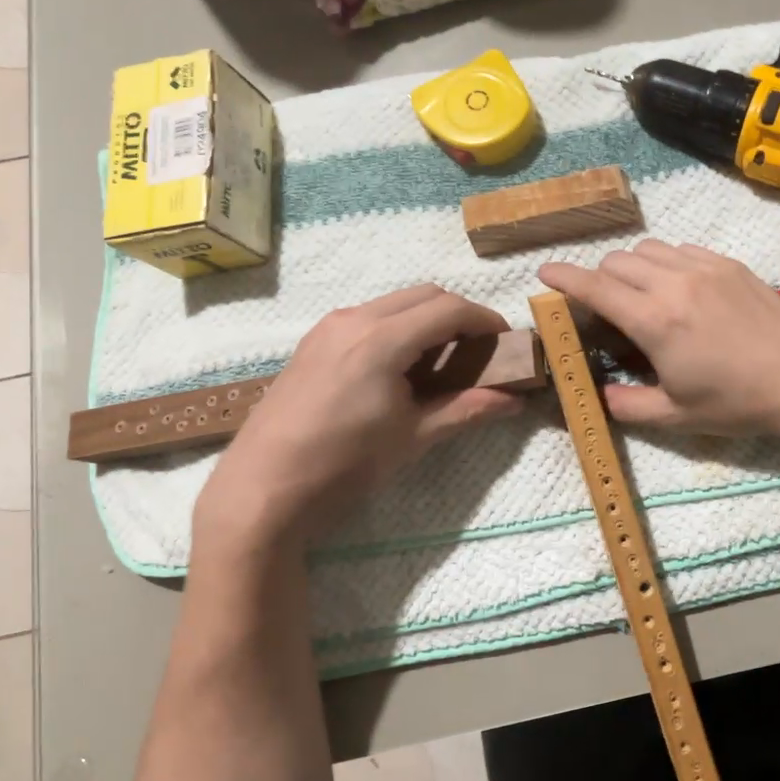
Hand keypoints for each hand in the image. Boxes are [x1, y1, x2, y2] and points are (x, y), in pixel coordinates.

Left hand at [194, 286, 522, 551]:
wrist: (265, 485)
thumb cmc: (345, 462)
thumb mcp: (414, 437)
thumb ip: (467, 410)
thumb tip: (514, 401)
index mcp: (382, 339)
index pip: (449, 309)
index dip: (486, 320)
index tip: (507, 342)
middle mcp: (354, 319)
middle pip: (424, 295)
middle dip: (460, 315)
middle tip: (481, 349)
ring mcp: (329, 327)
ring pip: (394, 303)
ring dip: (428, 319)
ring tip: (446, 359)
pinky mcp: (314, 342)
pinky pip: (369, 317)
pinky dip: (399, 327)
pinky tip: (404, 367)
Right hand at [539, 241, 779, 436]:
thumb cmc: (737, 404)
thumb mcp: (675, 416)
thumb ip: (627, 405)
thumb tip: (599, 396)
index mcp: (655, 321)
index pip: (594, 286)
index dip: (563, 278)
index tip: (544, 274)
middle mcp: (675, 283)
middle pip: (616, 261)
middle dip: (599, 279)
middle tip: (604, 309)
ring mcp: (706, 268)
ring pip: (649, 249)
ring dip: (632, 269)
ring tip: (642, 298)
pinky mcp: (730, 264)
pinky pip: (682, 249)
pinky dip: (666, 263)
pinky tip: (679, 290)